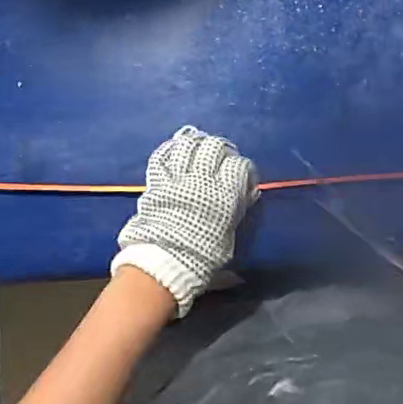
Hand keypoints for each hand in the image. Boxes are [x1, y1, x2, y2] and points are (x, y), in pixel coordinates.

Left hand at [111, 127, 258, 316]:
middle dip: (221, 149)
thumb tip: (245, 208)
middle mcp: (202, 180)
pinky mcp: (158, 181)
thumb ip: (235, 219)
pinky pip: (163, 157)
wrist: (163, 260)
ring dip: (196, 143)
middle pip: (215, 148)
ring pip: (188, 146)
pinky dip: (170, 150)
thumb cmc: (200, 258)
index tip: (243, 176)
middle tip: (222, 156)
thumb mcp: (226, 242)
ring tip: (200, 146)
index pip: (240, 167)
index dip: (244, 169)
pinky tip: (175, 149)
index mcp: (225, 196)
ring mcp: (178, 178)